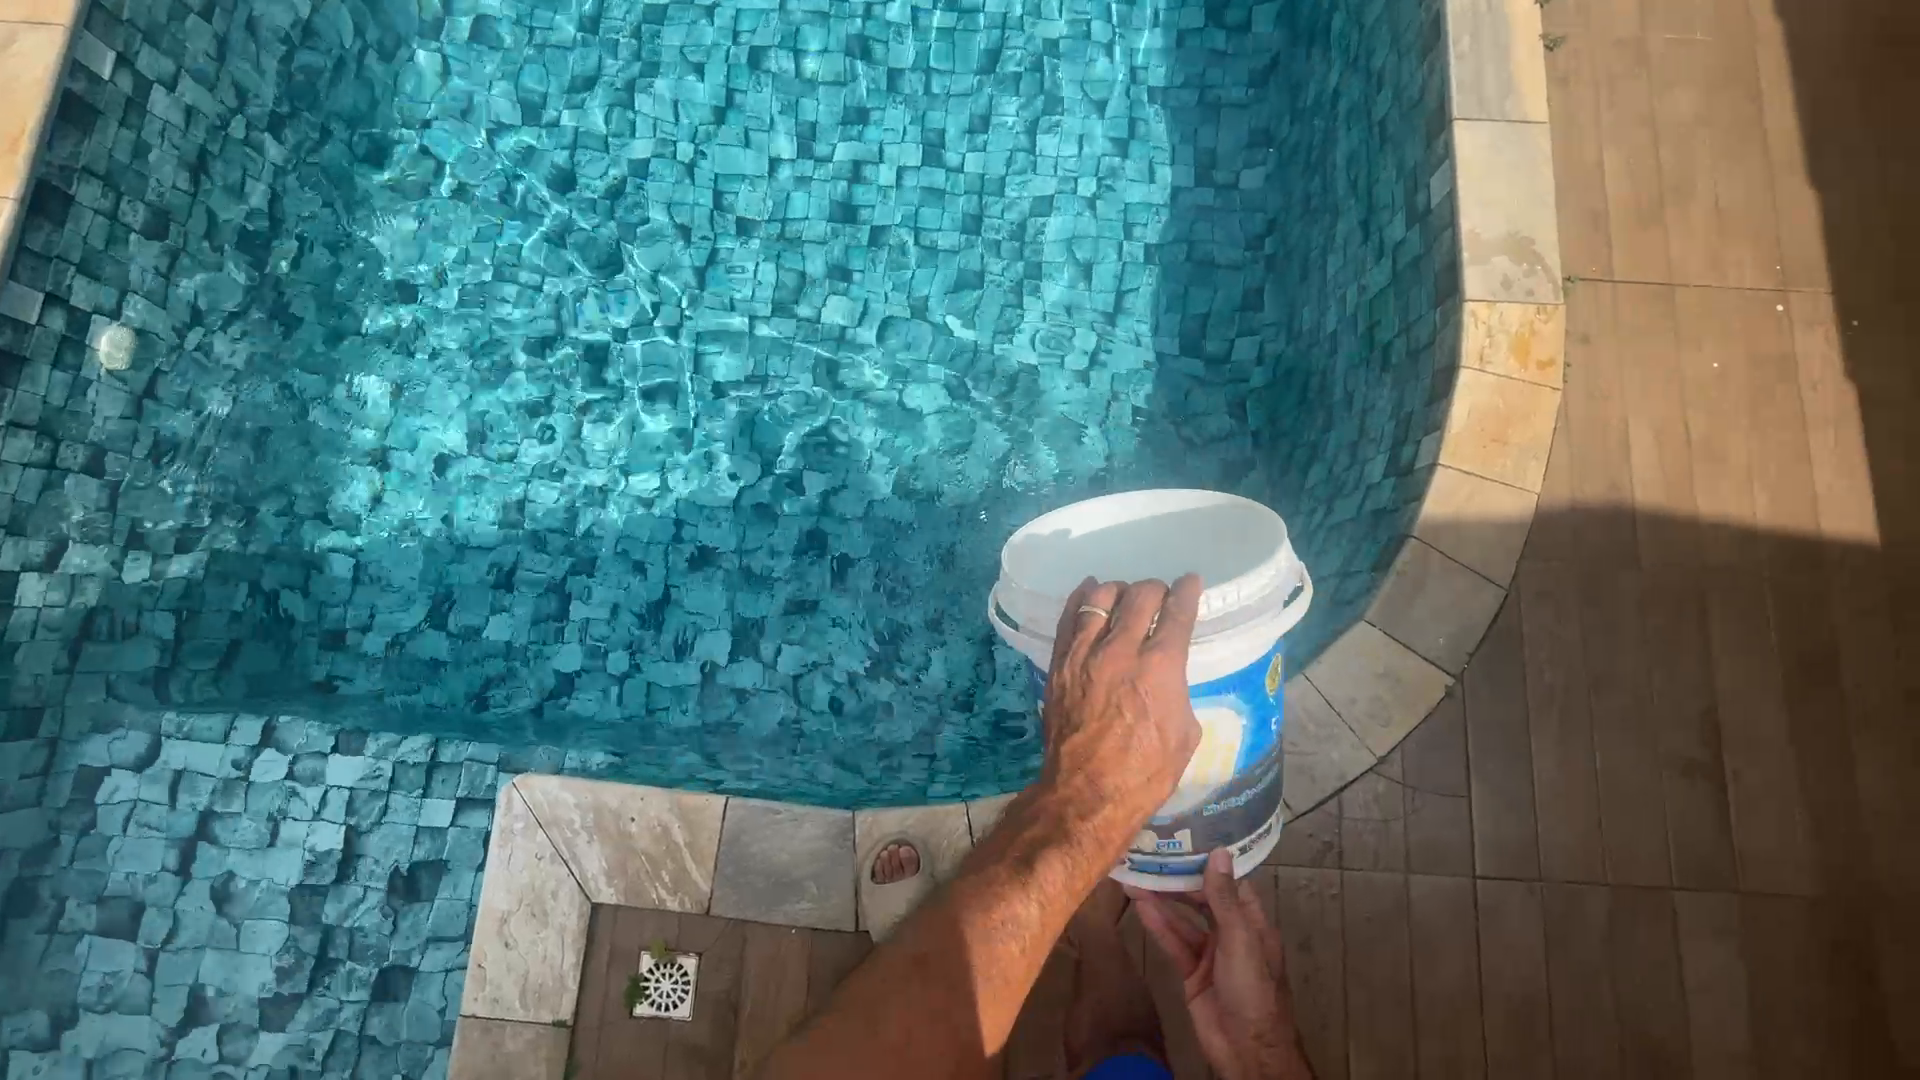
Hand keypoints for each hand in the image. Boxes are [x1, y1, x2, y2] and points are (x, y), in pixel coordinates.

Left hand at [1038, 576, 1203, 823]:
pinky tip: (1089, 590)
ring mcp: (1084, 654)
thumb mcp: (1185, 732)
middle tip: (1159, 593)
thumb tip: (1168, 677)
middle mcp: (1121, 650)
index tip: (1190, 582)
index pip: (1176, 614)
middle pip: (1139, 597)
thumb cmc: (1146, 771)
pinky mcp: (1059, 663)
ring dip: (1118, 590)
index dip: (1187, 593)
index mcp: (1160, 667)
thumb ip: (1177, 691)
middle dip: (1154, 588)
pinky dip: (1081, 599)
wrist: (1088, 791)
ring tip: (1124, 593)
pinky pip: (1069, 617)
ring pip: (1100, 599)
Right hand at [1129, 849, 1316, 1079]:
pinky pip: (1173, 942)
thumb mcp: (1240, 940)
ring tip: (1135, 877)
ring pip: (1182, 919)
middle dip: (1177, 878)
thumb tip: (1218, 852)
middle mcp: (1230, 933)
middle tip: (1150, 855)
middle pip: (1201, 898)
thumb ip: (1224, 898)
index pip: (1229, 882)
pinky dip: (1157, 925)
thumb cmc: (1252, 990)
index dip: (1209, 860)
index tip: (1185, 836)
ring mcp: (1210, 953)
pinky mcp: (1191, 971)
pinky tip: (1139, 906)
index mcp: (1252, 922)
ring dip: (1161, 900)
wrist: (1247, 1051)